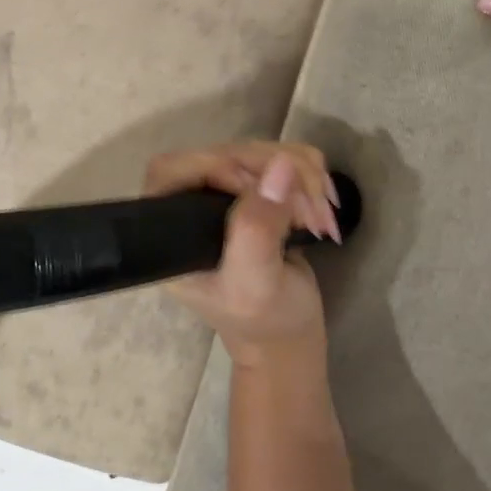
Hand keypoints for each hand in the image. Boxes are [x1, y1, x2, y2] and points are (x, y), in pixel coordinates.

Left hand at [144, 143, 334, 365]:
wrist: (289, 337)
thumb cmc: (263, 321)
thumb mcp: (256, 285)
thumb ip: (258, 229)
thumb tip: (280, 166)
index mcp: (169, 231)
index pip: (174, 170)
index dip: (216, 165)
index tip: (259, 189)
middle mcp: (189, 206)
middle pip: (224, 153)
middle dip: (275, 172)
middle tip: (314, 208)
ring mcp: (222, 195)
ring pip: (257, 153)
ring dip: (300, 175)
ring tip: (322, 217)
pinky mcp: (253, 192)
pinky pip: (279, 160)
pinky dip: (308, 176)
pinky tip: (322, 208)